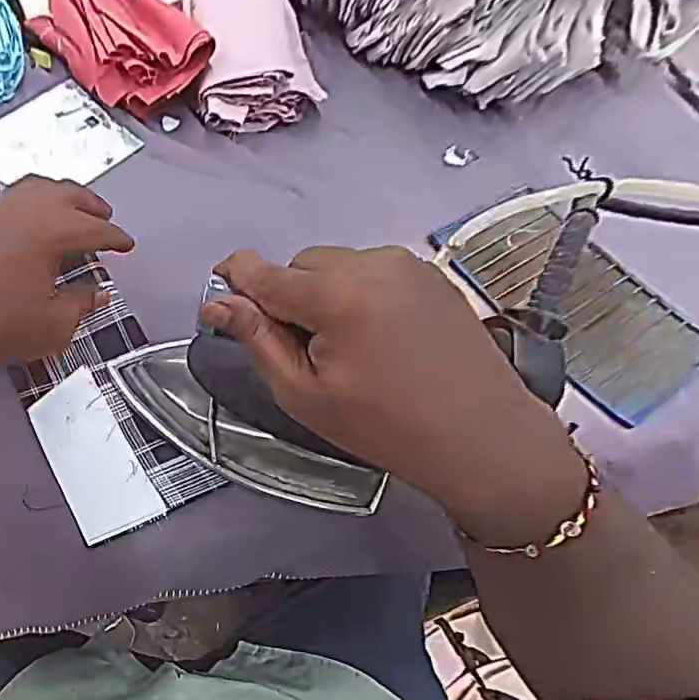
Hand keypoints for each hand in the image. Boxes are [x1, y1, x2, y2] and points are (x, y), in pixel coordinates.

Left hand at [0, 177, 135, 376]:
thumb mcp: (52, 325)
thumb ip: (81, 304)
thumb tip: (95, 294)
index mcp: (49, 230)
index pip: (94, 229)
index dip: (115, 238)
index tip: (125, 245)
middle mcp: (22, 209)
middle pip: (67, 195)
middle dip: (91, 206)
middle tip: (104, 219)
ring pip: (36, 189)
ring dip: (61, 198)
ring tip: (71, 213)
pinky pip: (11, 200)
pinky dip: (32, 204)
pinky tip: (31, 224)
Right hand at [206, 246, 584, 544]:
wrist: (478, 435)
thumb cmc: (388, 426)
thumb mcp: (305, 394)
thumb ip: (258, 340)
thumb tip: (221, 305)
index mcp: (339, 294)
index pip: (266, 272)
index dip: (235, 280)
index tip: (219, 291)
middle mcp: (374, 264)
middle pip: (302, 265)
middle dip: (287, 298)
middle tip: (298, 351)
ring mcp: (407, 266)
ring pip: (337, 266)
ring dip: (322, 296)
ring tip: (342, 350)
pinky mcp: (429, 276)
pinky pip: (371, 272)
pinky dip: (355, 295)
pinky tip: (372, 340)